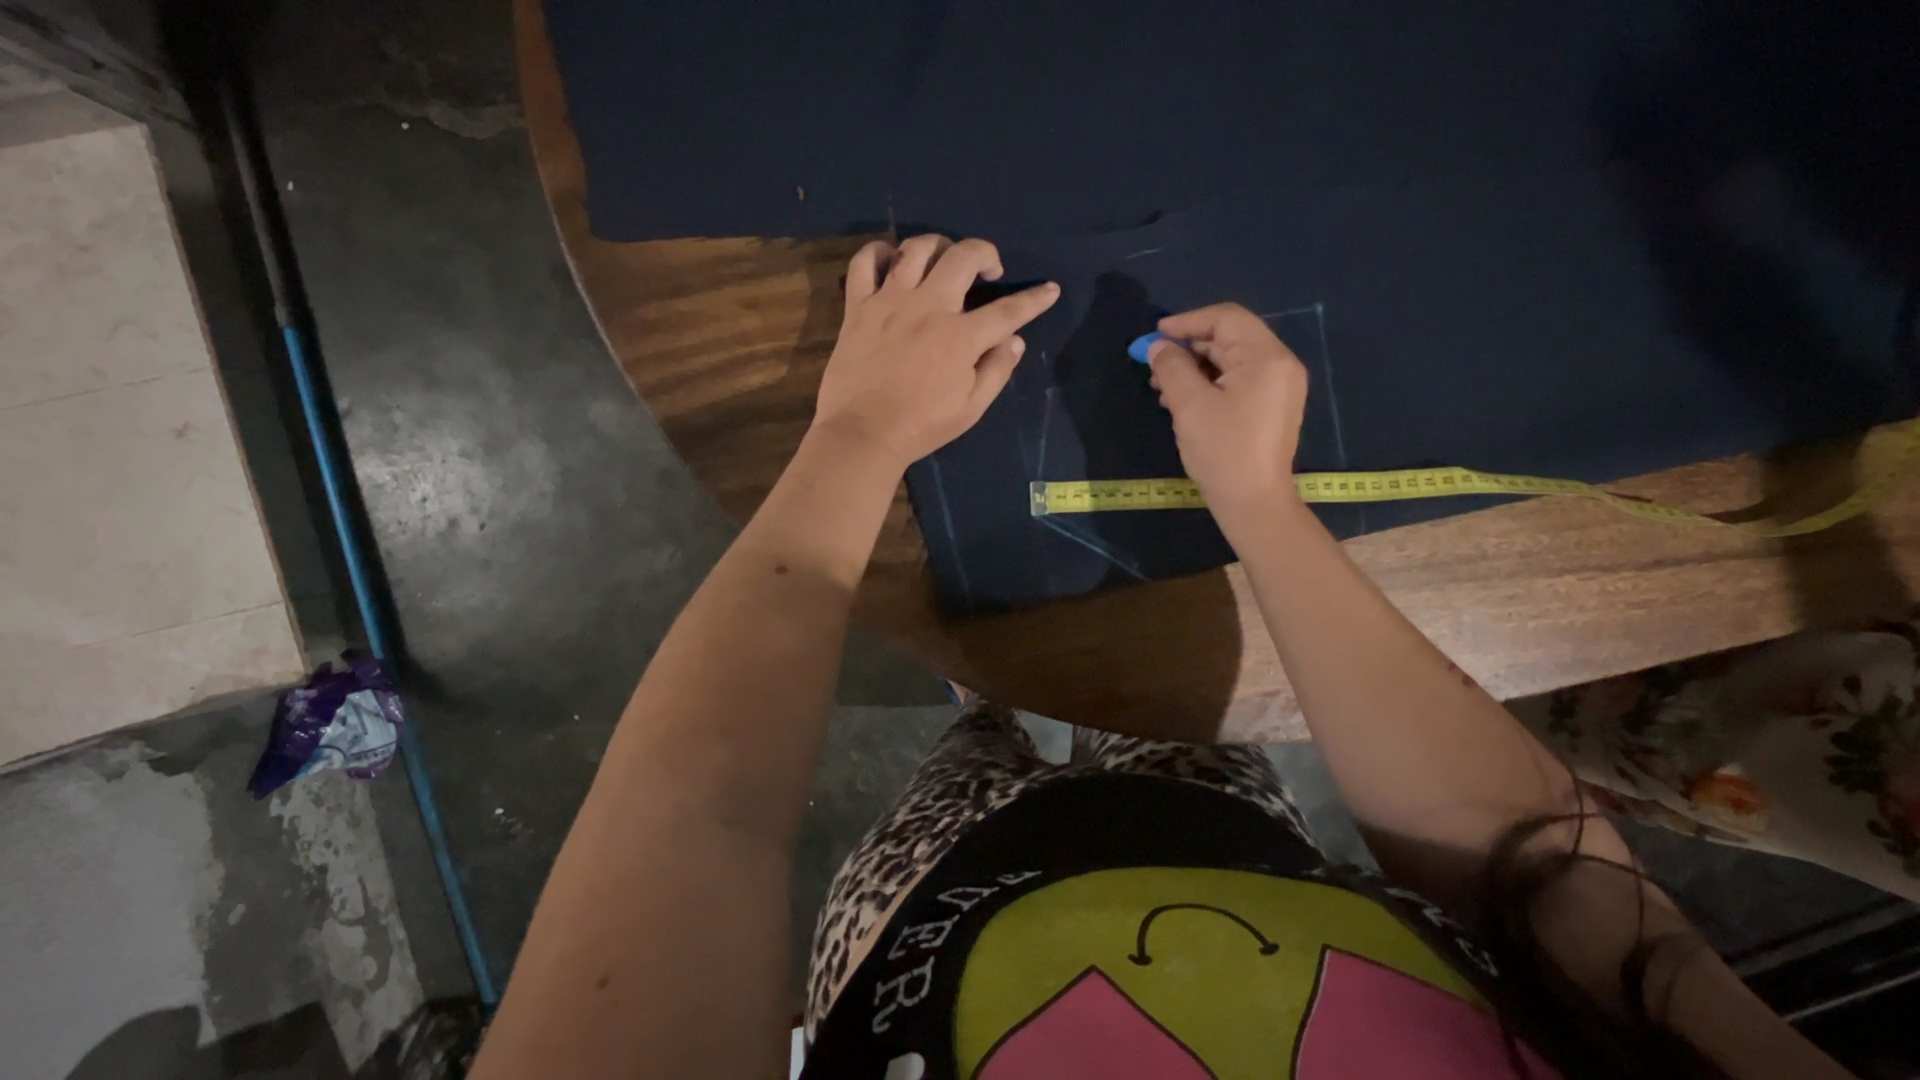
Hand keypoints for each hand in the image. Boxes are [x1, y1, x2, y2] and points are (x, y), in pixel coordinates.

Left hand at [812, 235, 1060, 470]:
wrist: (862, 433)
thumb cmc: (920, 426)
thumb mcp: (970, 408)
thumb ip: (996, 370)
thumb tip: (1014, 340)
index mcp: (961, 337)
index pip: (1008, 310)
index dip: (1034, 299)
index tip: (1049, 289)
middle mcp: (928, 307)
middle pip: (963, 256)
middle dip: (985, 253)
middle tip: (989, 269)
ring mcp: (890, 301)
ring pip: (917, 248)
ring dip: (938, 246)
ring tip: (944, 260)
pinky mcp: (858, 306)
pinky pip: (865, 262)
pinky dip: (880, 252)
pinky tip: (892, 261)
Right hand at [1148, 303, 1309, 523]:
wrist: (1253, 502)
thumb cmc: (1222, 451)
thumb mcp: (1190, 405)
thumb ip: (1172, 367)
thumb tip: (1158, 347)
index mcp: (1266, 358)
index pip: (1226, 318)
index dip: (1187, 322)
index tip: (1155, 336)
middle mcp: (1280, 364)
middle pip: (1230, 337)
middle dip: (1189, 347)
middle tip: (1154, 365)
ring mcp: (1280, 386)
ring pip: (1231, 360)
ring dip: (1195, 367)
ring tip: (1162, 388)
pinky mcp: (1272, 405)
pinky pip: (1239, 379)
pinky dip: (1210, 382)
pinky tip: (1183, 401)